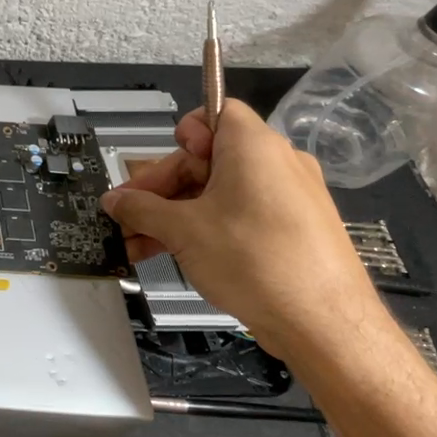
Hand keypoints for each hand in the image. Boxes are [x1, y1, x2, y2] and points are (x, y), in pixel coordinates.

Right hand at [99, 100, 383, 362]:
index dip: (182, 133)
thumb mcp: (182, 230)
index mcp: (254, 148)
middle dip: (162, 187)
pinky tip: (173, 254)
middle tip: (128, 216)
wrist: (323, 323)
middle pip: (207, 159)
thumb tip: (114, 201)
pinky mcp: (294, 230)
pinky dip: (204, 227)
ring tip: (138, 244)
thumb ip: (140, 209)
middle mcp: (277, 164)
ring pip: (219, 192)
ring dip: (175, 214)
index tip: (158, 166)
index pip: (216, 113)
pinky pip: (239, 215)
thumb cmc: (254, 261)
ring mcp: (289, 199)